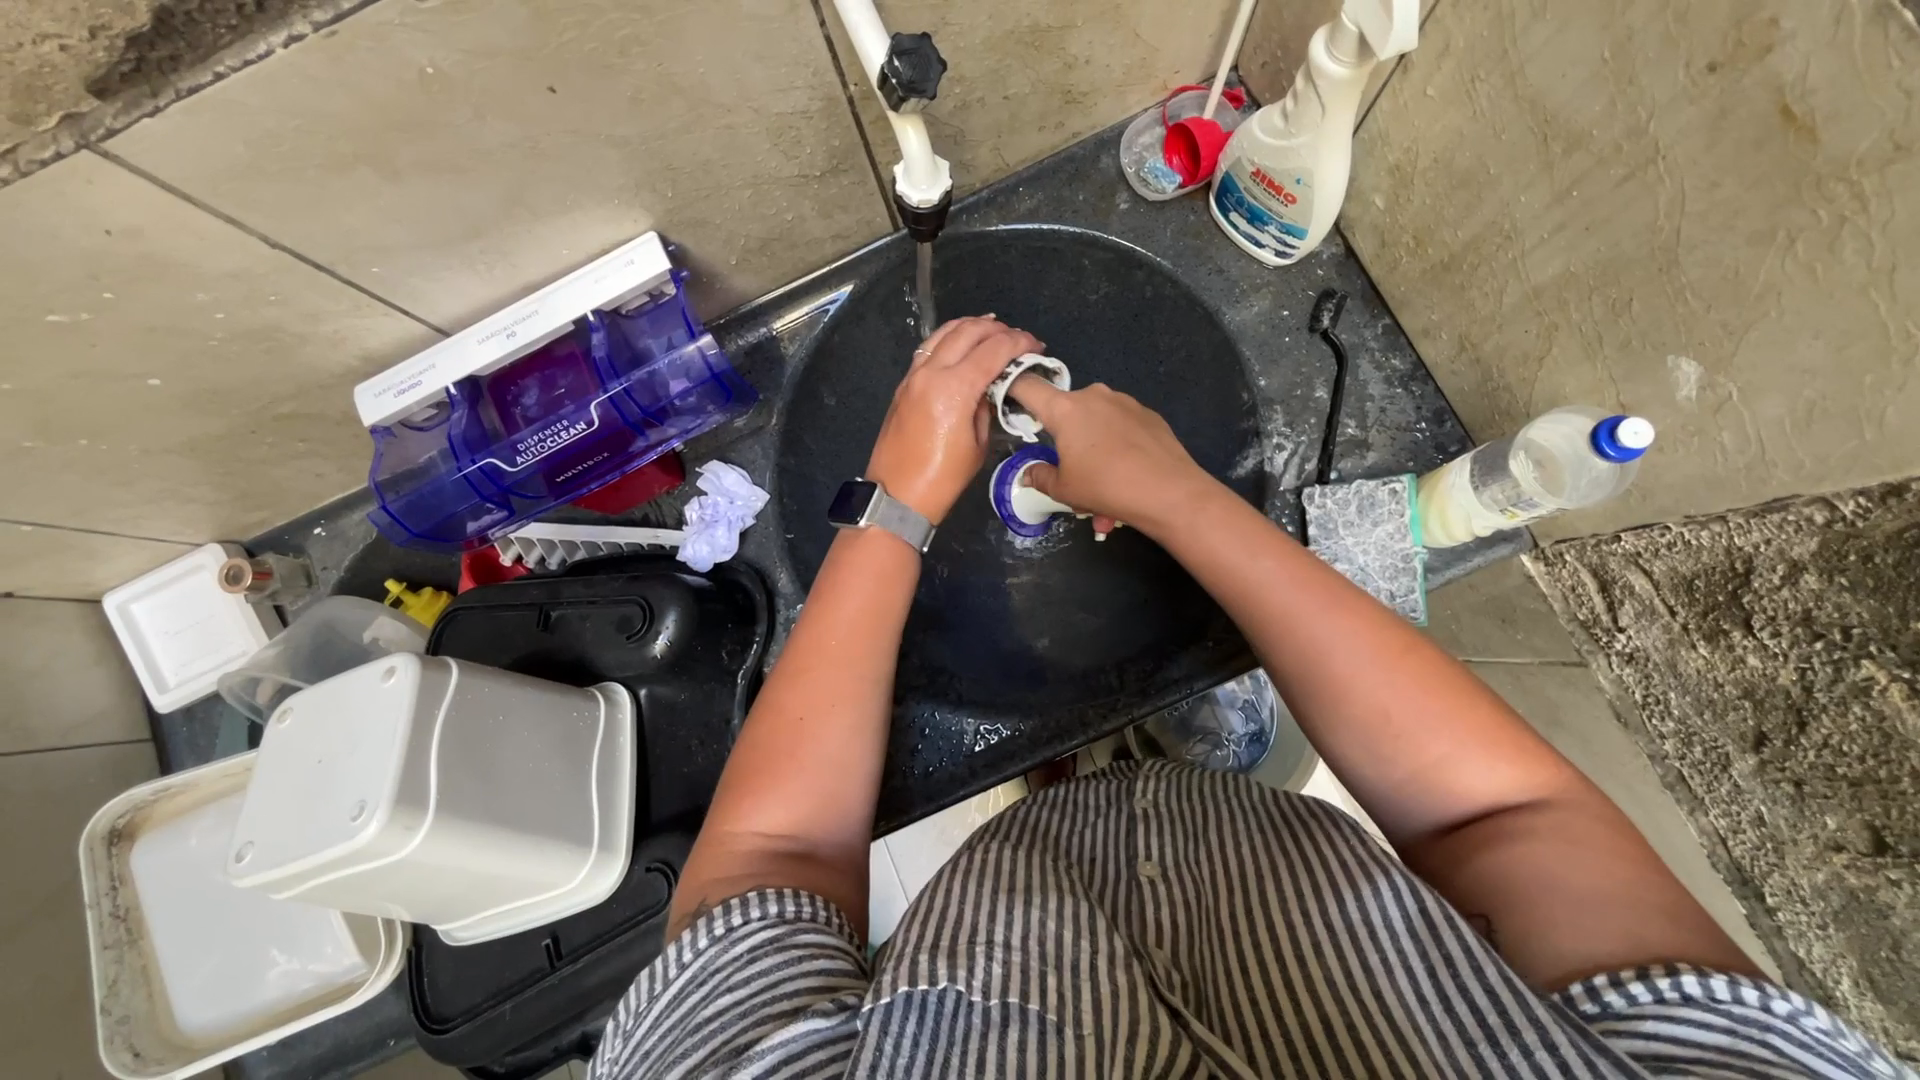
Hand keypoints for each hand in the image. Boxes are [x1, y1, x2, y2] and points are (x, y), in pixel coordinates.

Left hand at [865, 316, 1045, 524]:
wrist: (898, 496)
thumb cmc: (944, 478)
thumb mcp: (978, 444)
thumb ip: (986, 407)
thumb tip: (989, 387)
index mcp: (954, 388)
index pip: (993, 350)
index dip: (1020, 342)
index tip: (1036, 345)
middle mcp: (931, 372)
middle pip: (968, 331)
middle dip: (997, 329)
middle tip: (1017, 337)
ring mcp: (913, 376)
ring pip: (943, 333)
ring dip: (970, 326)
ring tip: (991, 329)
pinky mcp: (903, 384)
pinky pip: (929, 348)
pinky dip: (949, 339)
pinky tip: (962, 344)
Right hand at [1004, 377, 1221, 537]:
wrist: (1169, 491)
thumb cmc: (1106, 487)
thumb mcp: (1064, 490)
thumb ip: (1040, 477)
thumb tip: (1029, 473)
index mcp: (1064, 410)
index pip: (1026, 386)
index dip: (1010, 388)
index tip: (1004, 395)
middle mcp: (1093, 396)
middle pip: (1065, 410)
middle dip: (1063, 438)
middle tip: (1069, 470)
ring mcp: (1124, 402)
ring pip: (1096, 422)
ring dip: (1093, 448)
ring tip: (1104, 487)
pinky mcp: (1148, 414)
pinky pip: (1121, 428)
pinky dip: (1117, 447)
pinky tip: (1127, 473)